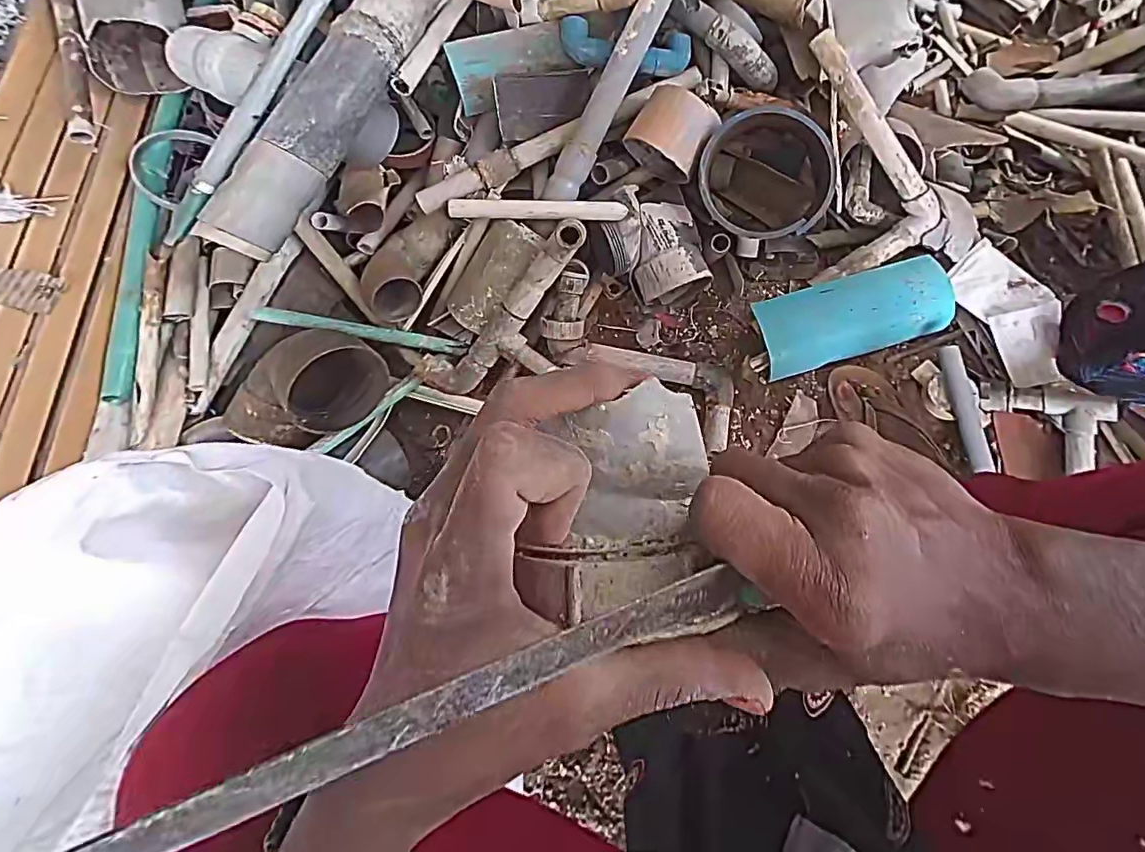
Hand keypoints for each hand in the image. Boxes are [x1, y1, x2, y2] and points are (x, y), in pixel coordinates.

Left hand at [285, 365, 773, 850]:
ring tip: (609, 411)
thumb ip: (668, 673)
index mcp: (463, 550)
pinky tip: (569, 467)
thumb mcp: (576, 702)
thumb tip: (755, 677)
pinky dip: (535, 438)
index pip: (510, 454)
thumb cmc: (468, 731)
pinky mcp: (439, 519)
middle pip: (501, 409)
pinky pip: (487, 450)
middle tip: (632, 384)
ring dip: (555, 407)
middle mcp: (439, 512)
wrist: (389, 759)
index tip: (575, 535)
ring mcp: (433, 510)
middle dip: (573, 386)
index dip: (562, 477)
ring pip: (490, 421)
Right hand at [693, 422, 1041, 686]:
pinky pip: (796, 447)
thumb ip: (740, 645)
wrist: (997, 582)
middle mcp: (838, 506)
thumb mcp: (824, 668)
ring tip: (817, 526)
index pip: (716, 505)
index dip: (706, 523)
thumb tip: (676, 616)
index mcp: (825, 577)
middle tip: (768, 538)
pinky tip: (843, 503)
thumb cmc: (910, 635)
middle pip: (728, 470)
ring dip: (773, 491)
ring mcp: (852, 459)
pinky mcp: (860, 434)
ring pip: (761, 459)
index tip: (724, 546)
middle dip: (733, 502)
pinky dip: (804, 475)